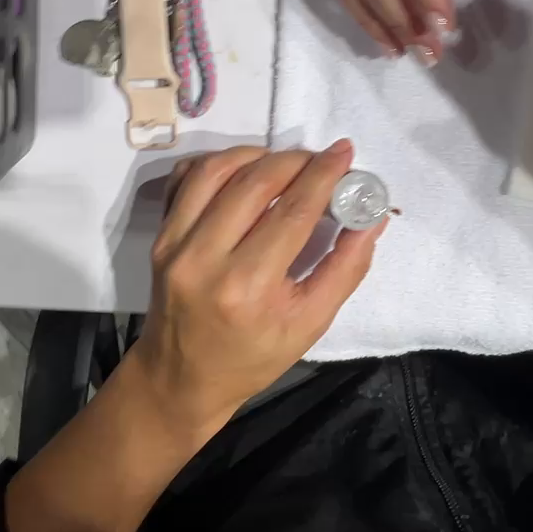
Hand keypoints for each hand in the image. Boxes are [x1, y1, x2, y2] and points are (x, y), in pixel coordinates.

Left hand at [133, 142, 383, 430]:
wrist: (181, 378)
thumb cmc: (252, 357)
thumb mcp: (310, 325)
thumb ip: (345, 268)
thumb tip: (372, 217)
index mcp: (248, 287)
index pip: (292, 212)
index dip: (322, 176)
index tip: (344, 153)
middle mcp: (205, 258)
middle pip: (254, 182)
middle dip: (294, 161)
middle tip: (320, 160)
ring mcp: (174, 243)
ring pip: (215, 170)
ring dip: (256, 155)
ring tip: (284, 163)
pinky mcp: (160, 235)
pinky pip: (185, 180)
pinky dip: (216, 163)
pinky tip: (243, 170)